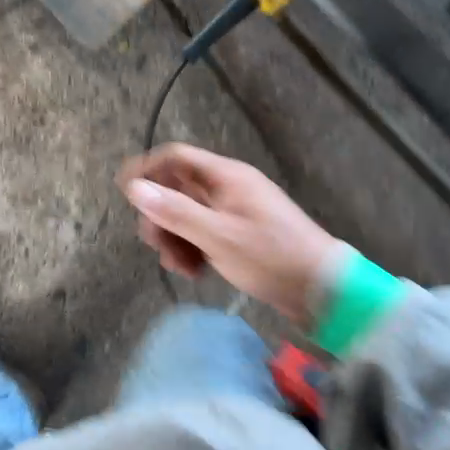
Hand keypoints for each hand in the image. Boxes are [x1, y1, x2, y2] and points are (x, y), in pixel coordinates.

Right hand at [119, 143, 342, 324]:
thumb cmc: (271, 257)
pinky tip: (194, 272)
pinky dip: (193, 248)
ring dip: (175, 237)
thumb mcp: (218, 236)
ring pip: (187, 214)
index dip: (147, 170)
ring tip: (179, 268)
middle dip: (161, 216)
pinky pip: (203, 232)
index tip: (125, 193)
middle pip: (177, 188)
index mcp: (225, 176)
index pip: (175, 158)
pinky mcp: (239, 235)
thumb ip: (175, 211)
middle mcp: (228, 187)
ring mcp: (234, 212)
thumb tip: (134, 187)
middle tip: (155, 245)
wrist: (324, 291)